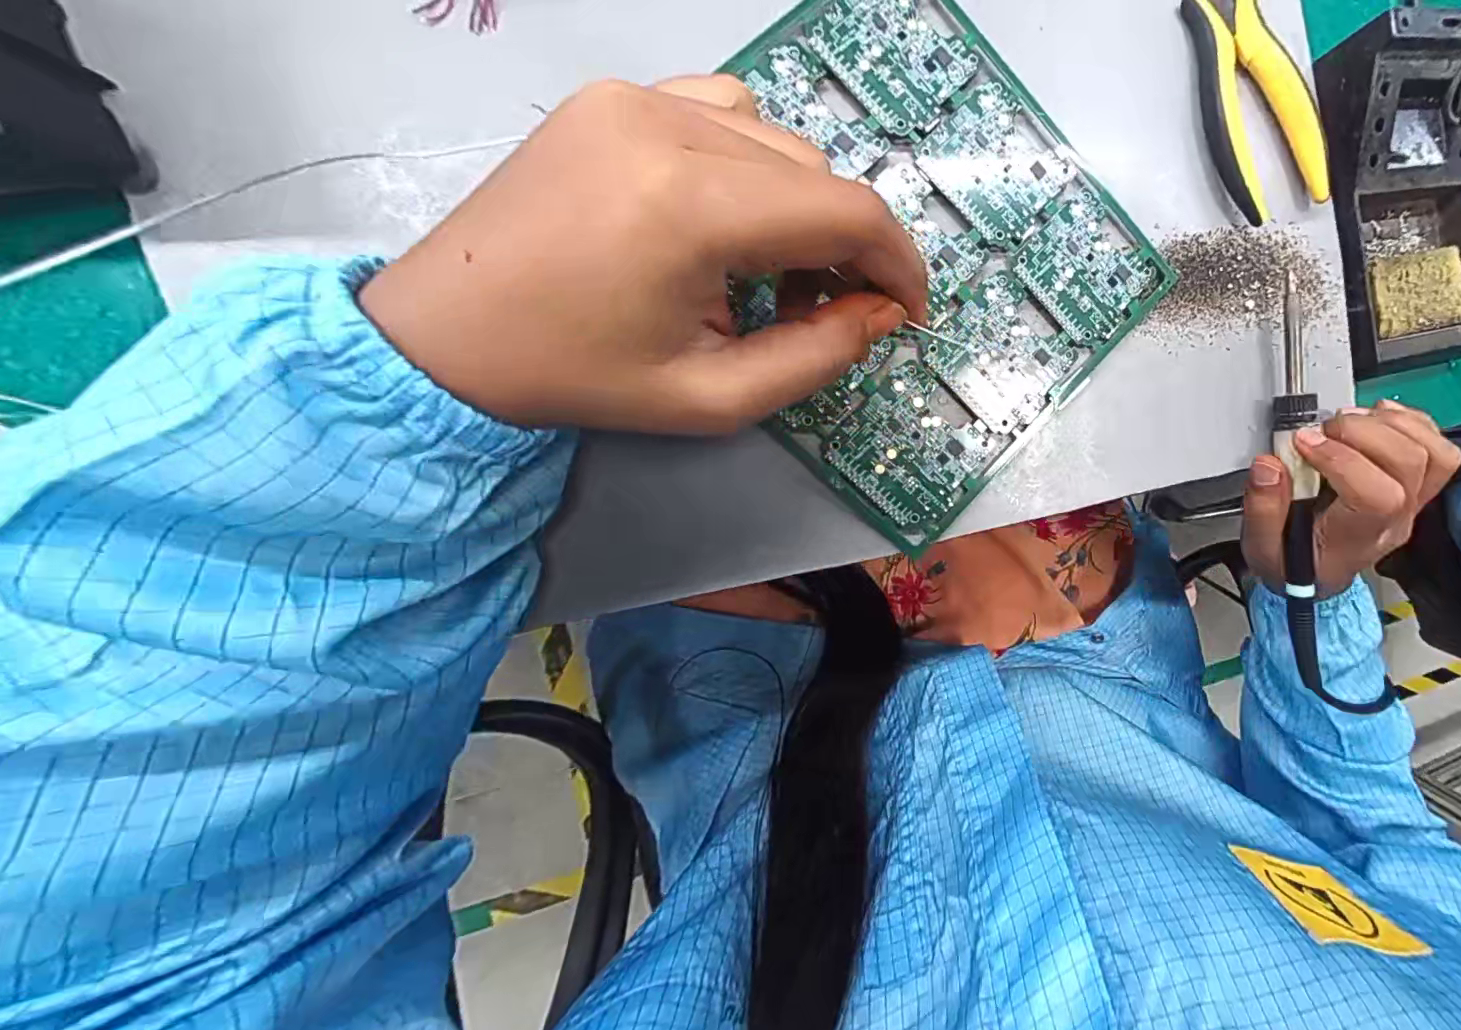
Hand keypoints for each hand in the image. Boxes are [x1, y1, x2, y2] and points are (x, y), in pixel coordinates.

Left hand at [359, 77, 927, 433]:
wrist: (451, 334)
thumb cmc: (586, 380)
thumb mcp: (717, 398)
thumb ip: (818, 356)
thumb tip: (880, 311)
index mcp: (690, 207)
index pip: (846, 211)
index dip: (899, 263)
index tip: (908, 312)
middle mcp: (668, 126)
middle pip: (819, 176)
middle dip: (851, 250)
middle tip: (831, 313)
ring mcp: (636, 98)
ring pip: (782, 144)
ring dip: (807, 214)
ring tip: (776, 276)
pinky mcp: (617, 98)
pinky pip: (730, 115)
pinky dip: (760, 171)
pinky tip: (735, 221)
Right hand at [1241, 400, 1460, 598]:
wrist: (1316, 576)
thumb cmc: (1291, 563)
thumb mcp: (1261, 547)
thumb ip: (1261, 509)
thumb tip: (1268, 465)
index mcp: (1357, 537)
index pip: (1377, 494)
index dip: (1341, 459)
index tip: (1303, 443)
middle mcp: (1395, 520)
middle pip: (1410, 463)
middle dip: (1362, 432)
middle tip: (1322, 430)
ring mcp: (1412, 503)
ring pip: (1433, 452)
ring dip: (1389, 423)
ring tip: (1347, 421)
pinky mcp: (1417, 487)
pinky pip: (1438, 449)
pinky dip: (1410, 422)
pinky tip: (1375, 417)